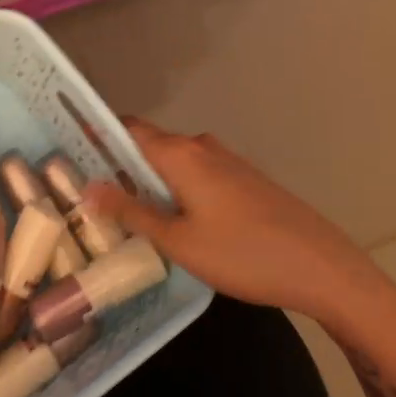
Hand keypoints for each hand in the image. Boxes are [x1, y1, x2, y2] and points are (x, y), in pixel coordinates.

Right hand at [86, 117, 379, 323]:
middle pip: (149, 143)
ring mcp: (227, 161)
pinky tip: (176, 219)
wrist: (325, 269)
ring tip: (129, 209)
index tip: (71, 147)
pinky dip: (177, 186)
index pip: (126, 128)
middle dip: (120, 161)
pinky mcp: (246, 179)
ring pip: (174, 160)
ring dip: (150, 177)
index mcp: (178, 154)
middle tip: (92, 190)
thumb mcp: (179, 242)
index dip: (97, 133)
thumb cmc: (244, 254)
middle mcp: (200, 147)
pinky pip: (196, 172)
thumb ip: (131, 212)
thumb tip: (86, 187)